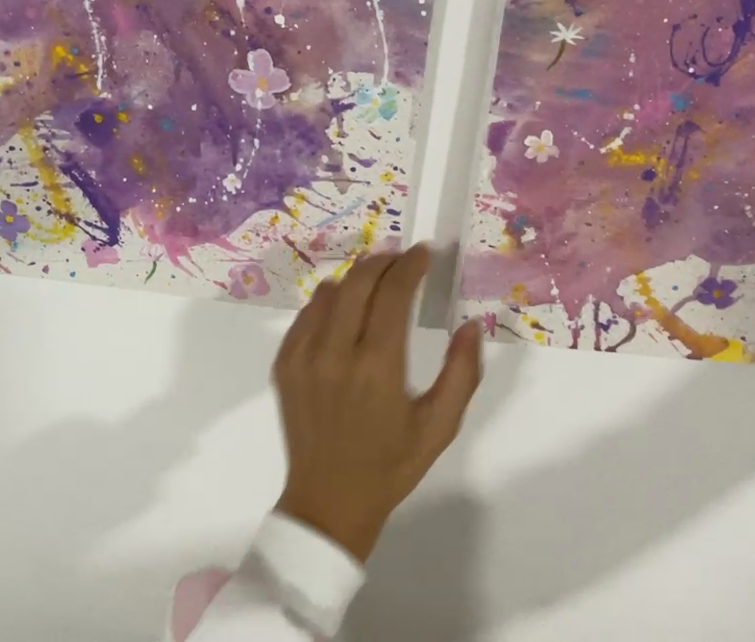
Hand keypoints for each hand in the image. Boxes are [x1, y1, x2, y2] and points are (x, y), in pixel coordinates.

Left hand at [270, 244, 482, 562]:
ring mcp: (303, 356)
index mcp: (377, 367)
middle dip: (382, 261)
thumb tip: (470, 325)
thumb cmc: (391, 465)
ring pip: (328, 293)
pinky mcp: (284, 363)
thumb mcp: (440, 426)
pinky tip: (343, 305)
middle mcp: (335, 353)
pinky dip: (327, 300)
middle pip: (357, 282)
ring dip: (354, 277)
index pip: (393, 294)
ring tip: (375, 276)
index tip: (424, 253)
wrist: (329, 500)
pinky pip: (305, 315)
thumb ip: (462, 373)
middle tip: (401, 258)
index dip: (410, 266)